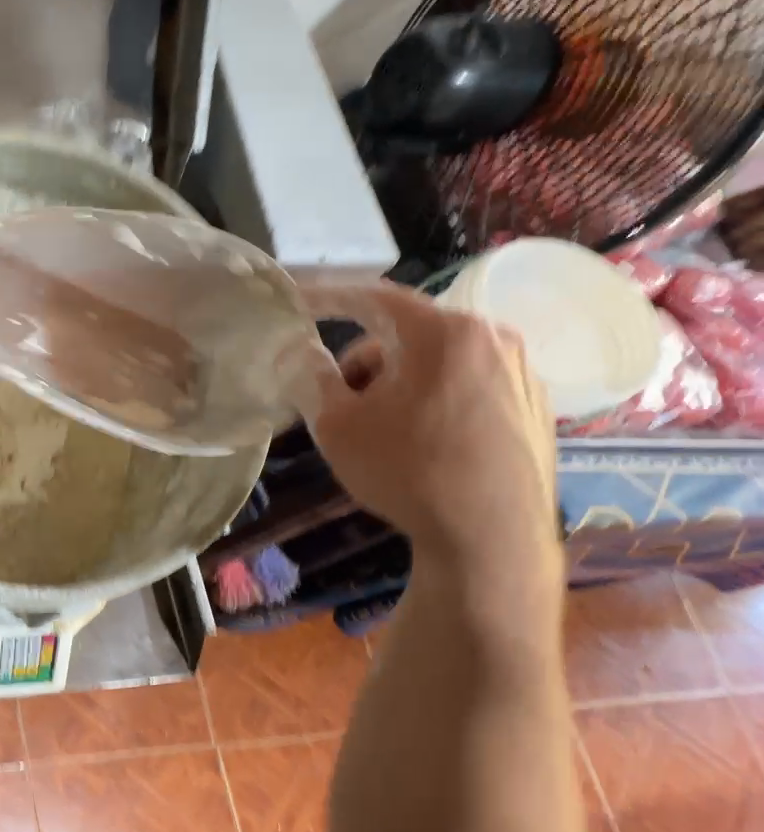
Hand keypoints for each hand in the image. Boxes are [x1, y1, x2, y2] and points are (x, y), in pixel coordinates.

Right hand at [289, 285, 559, 571]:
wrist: (490, 534)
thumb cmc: (405, 469)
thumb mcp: (336, 424)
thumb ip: (312, 378)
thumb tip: (298, 351)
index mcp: (442, 333)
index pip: (373, 298)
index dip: (327, 297)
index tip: (295, 302)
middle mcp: (491, 338)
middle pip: (406, 333)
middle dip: (364, 360)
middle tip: (336, 403)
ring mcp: (521, 372)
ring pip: (438, 360)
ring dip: (398, 382)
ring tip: (380, 430)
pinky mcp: (535, 406)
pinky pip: (468, 385)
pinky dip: (434, 399)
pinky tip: (421, 444)